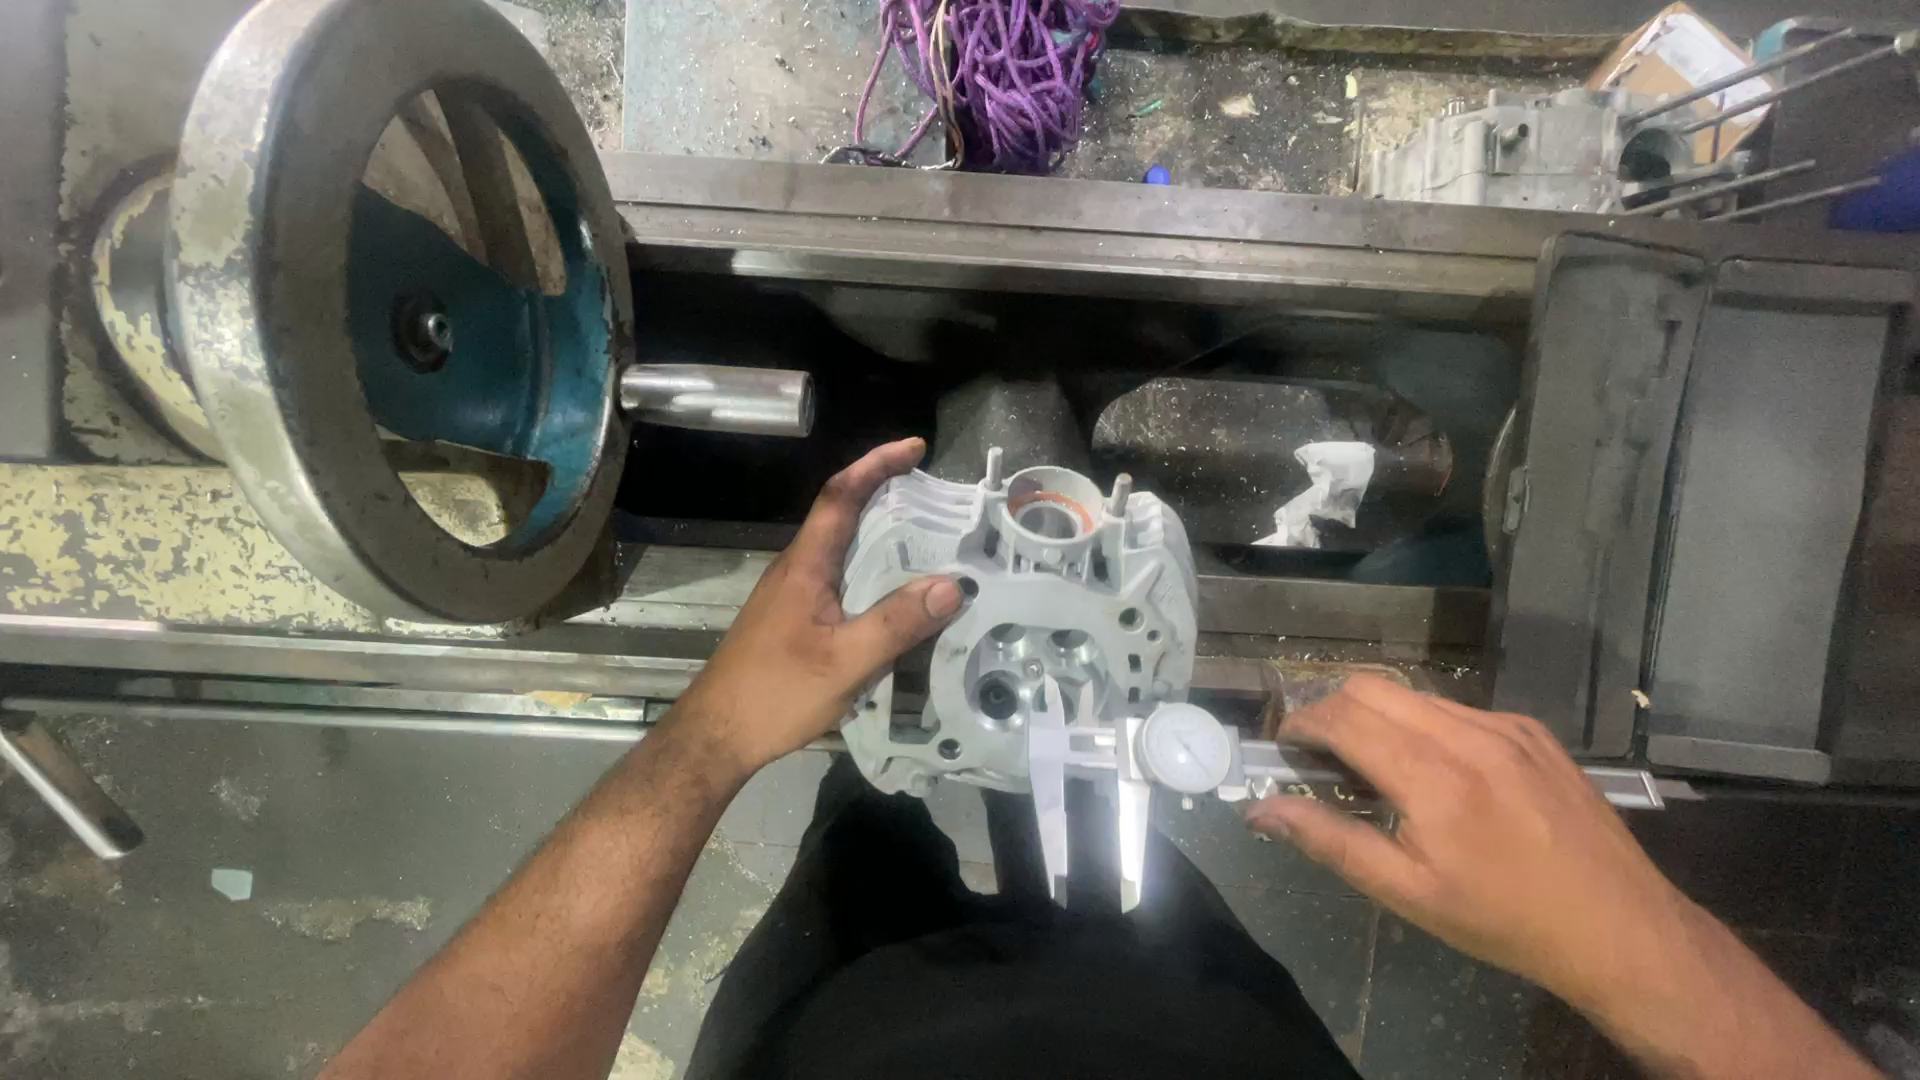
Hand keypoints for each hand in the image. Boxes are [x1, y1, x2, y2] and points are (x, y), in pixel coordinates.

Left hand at [664, 438, 962, 777]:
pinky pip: (842, 578)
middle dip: (889, 495)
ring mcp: (793, 594)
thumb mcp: (844, 662)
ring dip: (883, 535)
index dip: (876, 464)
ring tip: (932, 541)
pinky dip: (874, 571)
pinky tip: (897, 595)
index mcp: (806, 565)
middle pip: (844, 514)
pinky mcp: (795, 617)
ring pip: (843, 549)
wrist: (717, 736)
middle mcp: (798, 569)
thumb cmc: (774, 694)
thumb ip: (896, 623)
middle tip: (940, 499)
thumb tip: (952, 585)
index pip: (840, 495)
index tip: (915, 448)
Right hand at [1243, 676, 1695, 1015]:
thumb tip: (1259, 810)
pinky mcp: (1530, 730)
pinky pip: (1452, 707)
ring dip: (1373, 715)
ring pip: (1408, 693)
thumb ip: (1328, 840)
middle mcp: (1469, 736)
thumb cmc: (1504, 920)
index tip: (1286, 749)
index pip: (1342, 718)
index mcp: (1435, 779)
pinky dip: (1419, 723)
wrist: (1626, 932)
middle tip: (1322, 754)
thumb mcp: (1407, 893)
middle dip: (1329, 710)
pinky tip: (1433, 769)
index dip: (1301, 724)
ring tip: (1375, 763)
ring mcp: (1506, 727)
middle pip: (1367, 687)